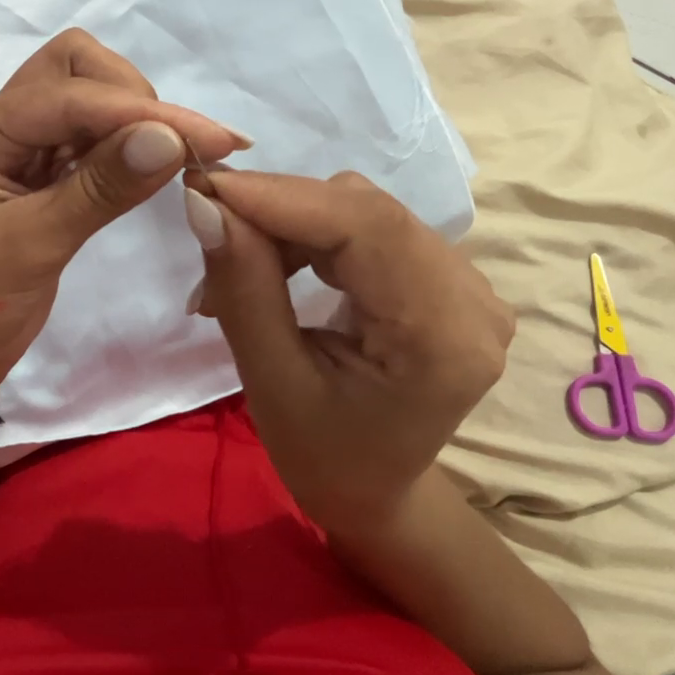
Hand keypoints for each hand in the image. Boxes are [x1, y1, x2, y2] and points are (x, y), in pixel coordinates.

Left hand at [0, 29, 245, 408]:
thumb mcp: (33, 245)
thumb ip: (101, 187)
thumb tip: (170, 137)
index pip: (65, 95)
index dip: (140, 111)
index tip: (213, 138)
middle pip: (73, 72)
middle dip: (133, 97)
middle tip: (185, 148)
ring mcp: (18, 152)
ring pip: (87, 103)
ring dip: (136, 121)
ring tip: (190, 157)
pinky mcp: (40, 180)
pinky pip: (90, 144)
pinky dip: (127, 148)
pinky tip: (161, 166)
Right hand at [185, 170, 512, 529]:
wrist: (373, 489)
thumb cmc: (319, 453)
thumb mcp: (269, 379)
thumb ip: (244, 287)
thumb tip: (204, 205)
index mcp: (441, 337)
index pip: (365, 228)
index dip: (281, 195)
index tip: (202, 184)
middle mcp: (473, 300)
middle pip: (366, 212)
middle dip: (278, 209)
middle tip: (209, 232)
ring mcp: (469, 286)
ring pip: (365, 211)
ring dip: (291, 221)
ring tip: (238, 261)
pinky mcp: (448, 279)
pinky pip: (371, 226)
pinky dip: (312, 232)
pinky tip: (277, 262)